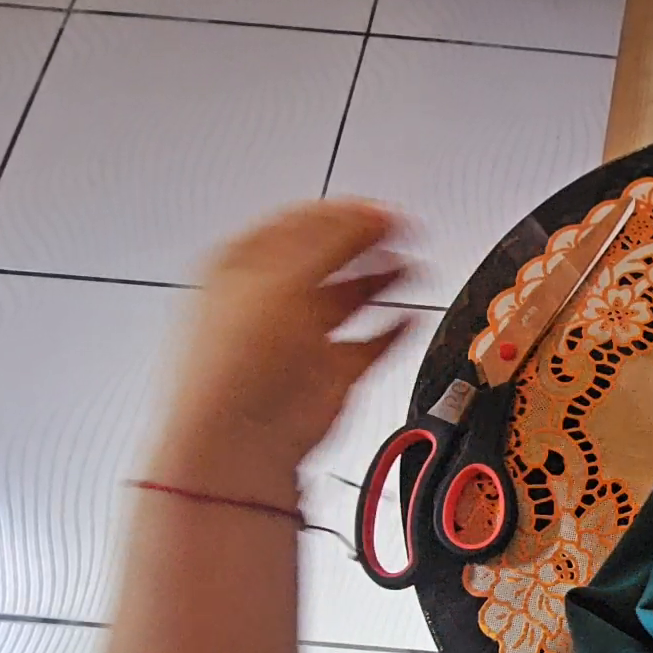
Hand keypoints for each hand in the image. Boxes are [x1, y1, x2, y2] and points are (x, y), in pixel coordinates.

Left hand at [153, 199, 414, 505]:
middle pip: (333, 256)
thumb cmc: (238, 366)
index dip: (346, 213)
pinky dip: (391, 331)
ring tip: (414, 267)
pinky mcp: (333, 372)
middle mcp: (277, 297)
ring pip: (354, 297)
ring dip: (386, 280)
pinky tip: (407, 318)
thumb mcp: (279, 283)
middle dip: (370, 243)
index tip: (384, 212)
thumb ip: (329, 243)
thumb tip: (369, 215)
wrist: (245, 439)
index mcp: (248, 266)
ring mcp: (307, 336)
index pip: (303, 224)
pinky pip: (370, 343)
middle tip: (406, 233)